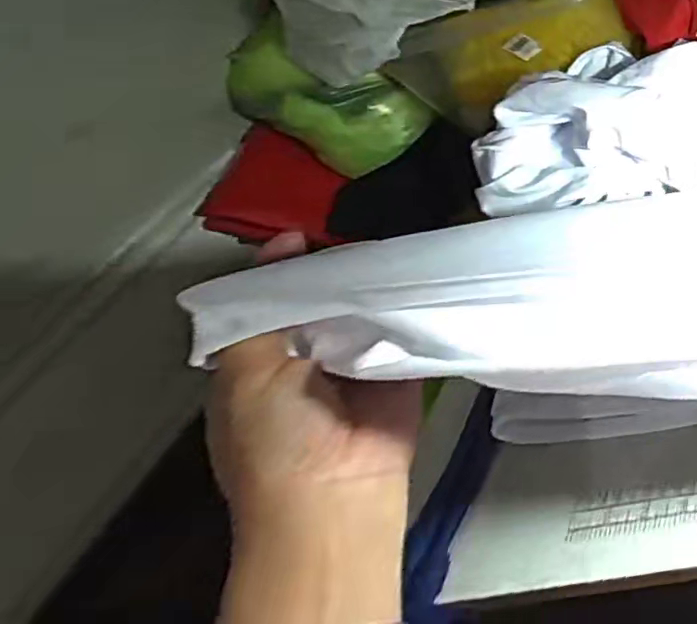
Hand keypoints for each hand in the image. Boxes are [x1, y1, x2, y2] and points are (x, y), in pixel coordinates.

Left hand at [206, 233, 419, 623]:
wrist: (338, 486)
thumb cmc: (277, 438)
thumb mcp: (246, 377)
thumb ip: (264, 316)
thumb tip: (282, 247)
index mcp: (267, 354)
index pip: (279, 296)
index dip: (292, 264)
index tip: (315, 227)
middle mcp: (316, 349)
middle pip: (332, 295)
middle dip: (349, 266)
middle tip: (374, 226)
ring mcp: (365, 354)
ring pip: (375, 305)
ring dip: (388, 281)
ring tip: (410, 242)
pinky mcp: (408, 360)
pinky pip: (413, 323)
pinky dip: (421, 302)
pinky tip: (434, 275)